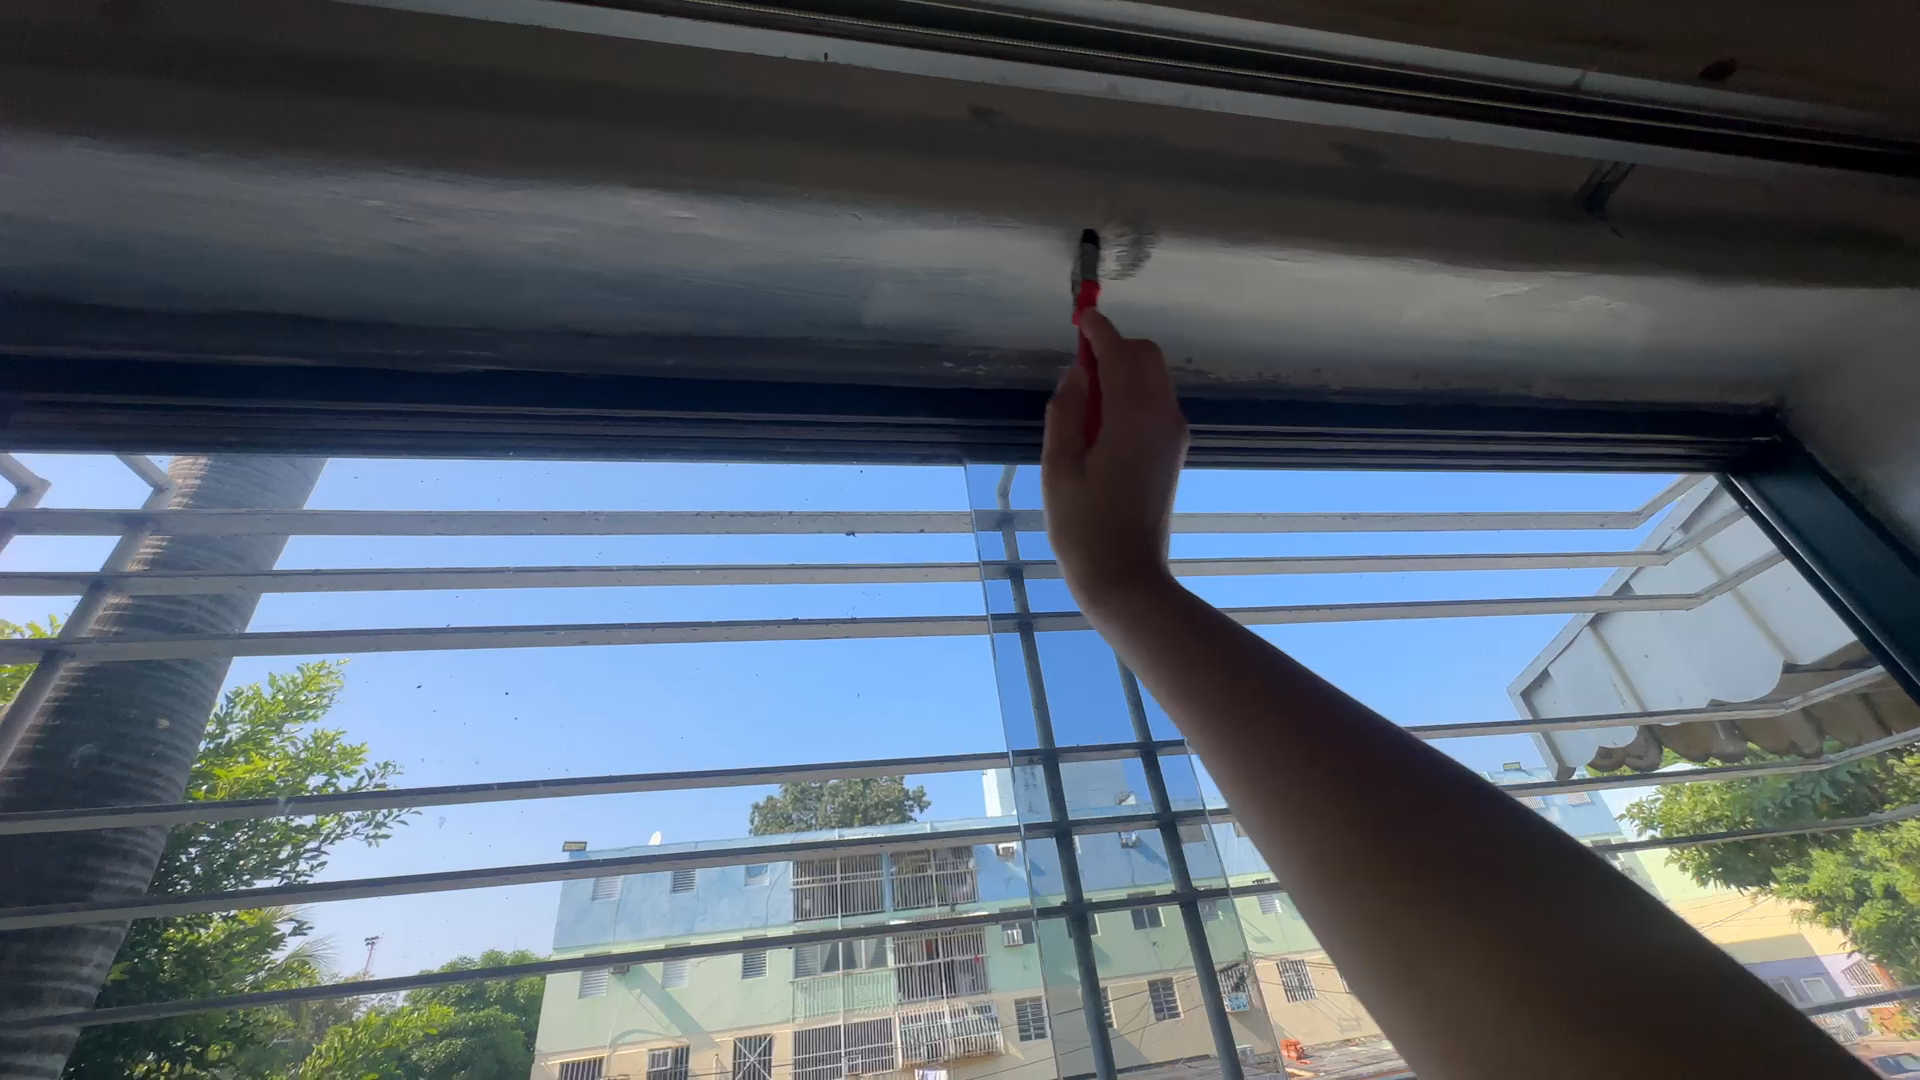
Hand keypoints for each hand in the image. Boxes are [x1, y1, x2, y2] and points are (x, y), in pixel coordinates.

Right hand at [1041, 309, 1189, 609]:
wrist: (1125, 577)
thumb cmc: (1083, 527)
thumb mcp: (1058, 467)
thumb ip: (1066, 411)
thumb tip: (1076, 372)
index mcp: (1133, 417)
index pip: (1119, 353)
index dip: (1098, 331)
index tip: (1080, 316)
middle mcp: (1164, 417)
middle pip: (1146, 356)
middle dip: (1114, 348)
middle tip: (1076, 370)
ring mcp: (1173, 434)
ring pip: (1153, 378)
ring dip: (1122, 372)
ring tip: (1084, 406)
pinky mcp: (1173, 450)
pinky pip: (1155, 403)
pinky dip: (1131, 395)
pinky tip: (1102, 426)